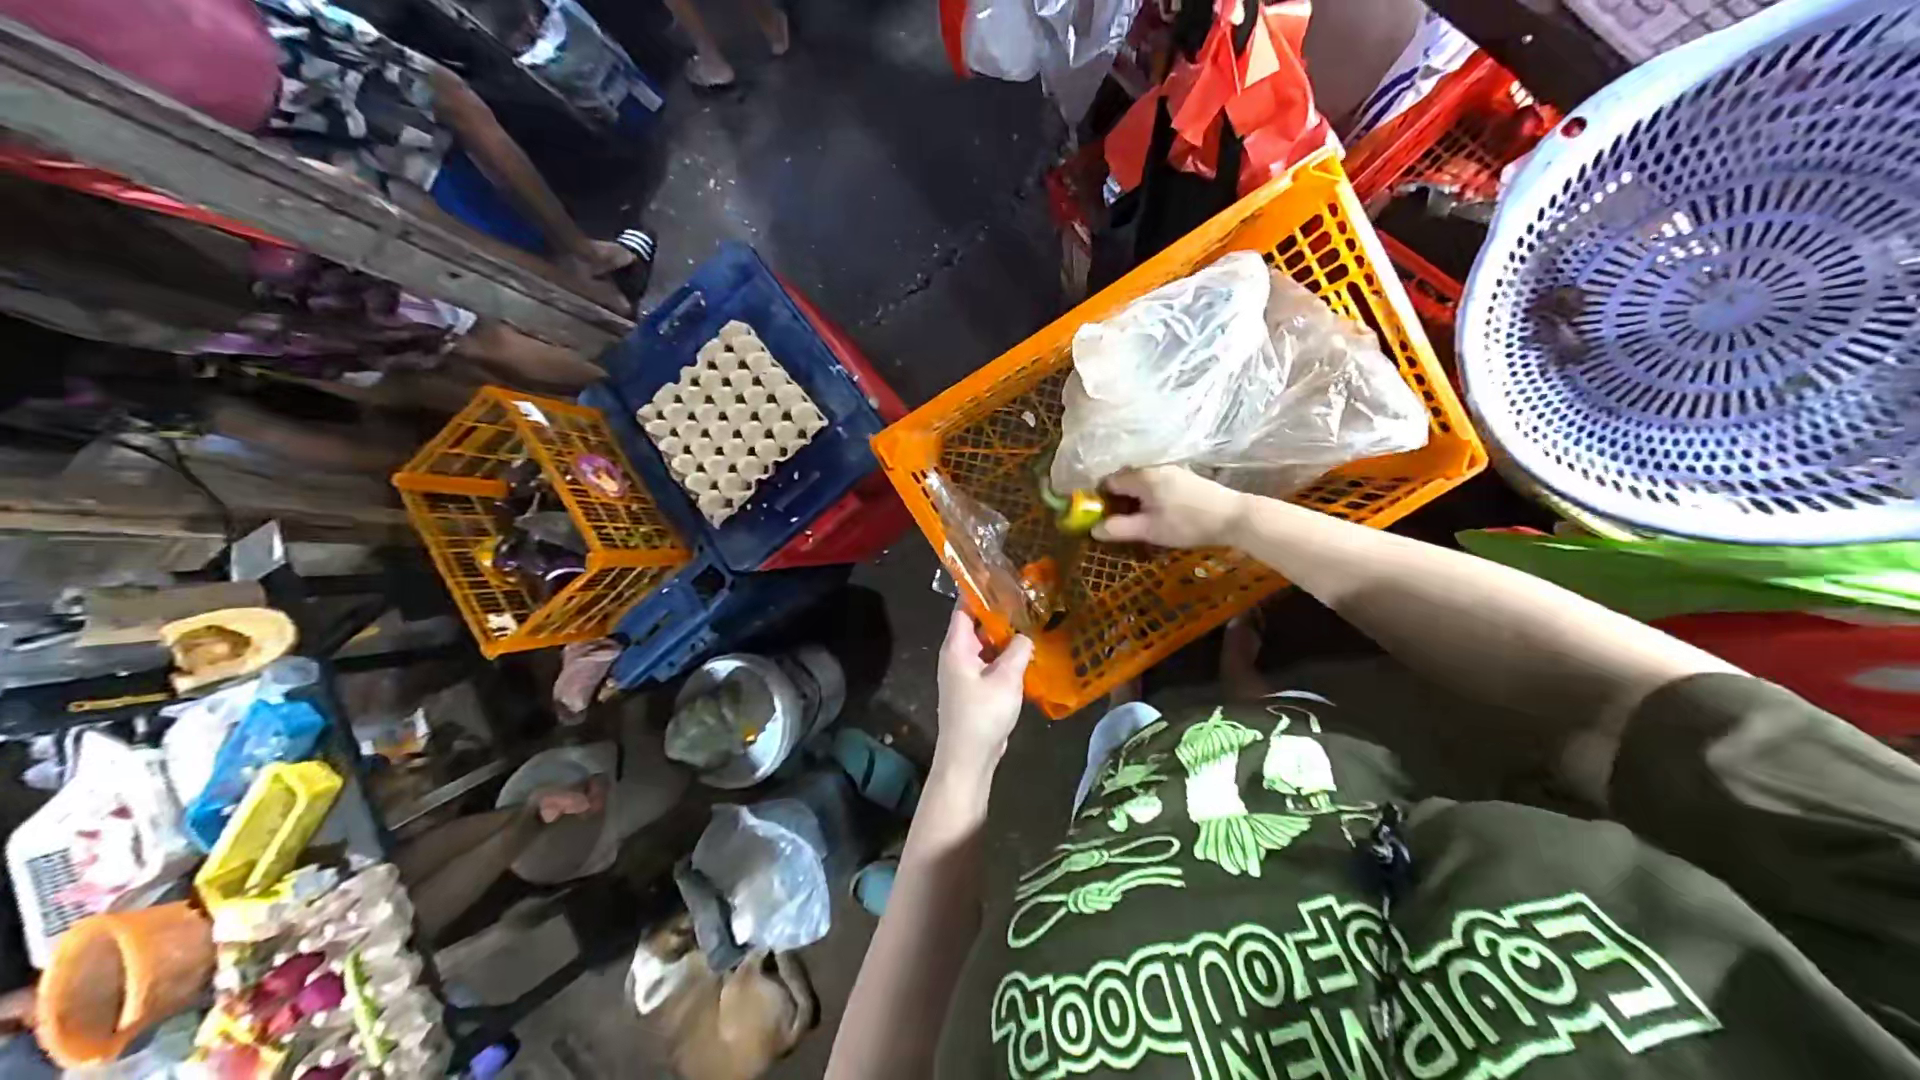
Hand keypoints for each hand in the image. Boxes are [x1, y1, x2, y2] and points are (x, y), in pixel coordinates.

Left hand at [935, 605, 1033, 772]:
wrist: (968, 757)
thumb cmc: (983, 713)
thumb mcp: (1006, 678)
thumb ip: (1018, 651)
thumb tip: (1025, 636)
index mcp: (956, 647)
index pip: (963, 608)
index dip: (978, 590)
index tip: (999, 576)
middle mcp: (956, 655)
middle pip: (975, 625)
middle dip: (997, 613)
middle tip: (1024, 599)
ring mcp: (963, 672)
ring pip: (984, 645)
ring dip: (1003, 637)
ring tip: (1029, 623)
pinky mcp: (973, 688)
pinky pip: (988, 662)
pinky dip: (1003, 656)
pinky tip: (1024, 655)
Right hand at [1093, 466, 1245, 547]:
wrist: (1233, 517)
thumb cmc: (1187, 523)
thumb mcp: (1150, 530)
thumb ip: (1119, 529)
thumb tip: (1093, 529)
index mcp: (1142, 477)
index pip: (1109, 481)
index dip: (1101, 499)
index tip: (1102, 516)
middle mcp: (1154, 467)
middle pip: (1125, 479)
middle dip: (1118, 498)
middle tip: (1120, 521)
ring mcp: (1172, 469)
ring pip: (1142, 481)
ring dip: (1135, 498)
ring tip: (1139, 519)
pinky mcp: (1184, 476)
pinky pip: (1156, 482)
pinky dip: (1150, 495)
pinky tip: (1158, 511)